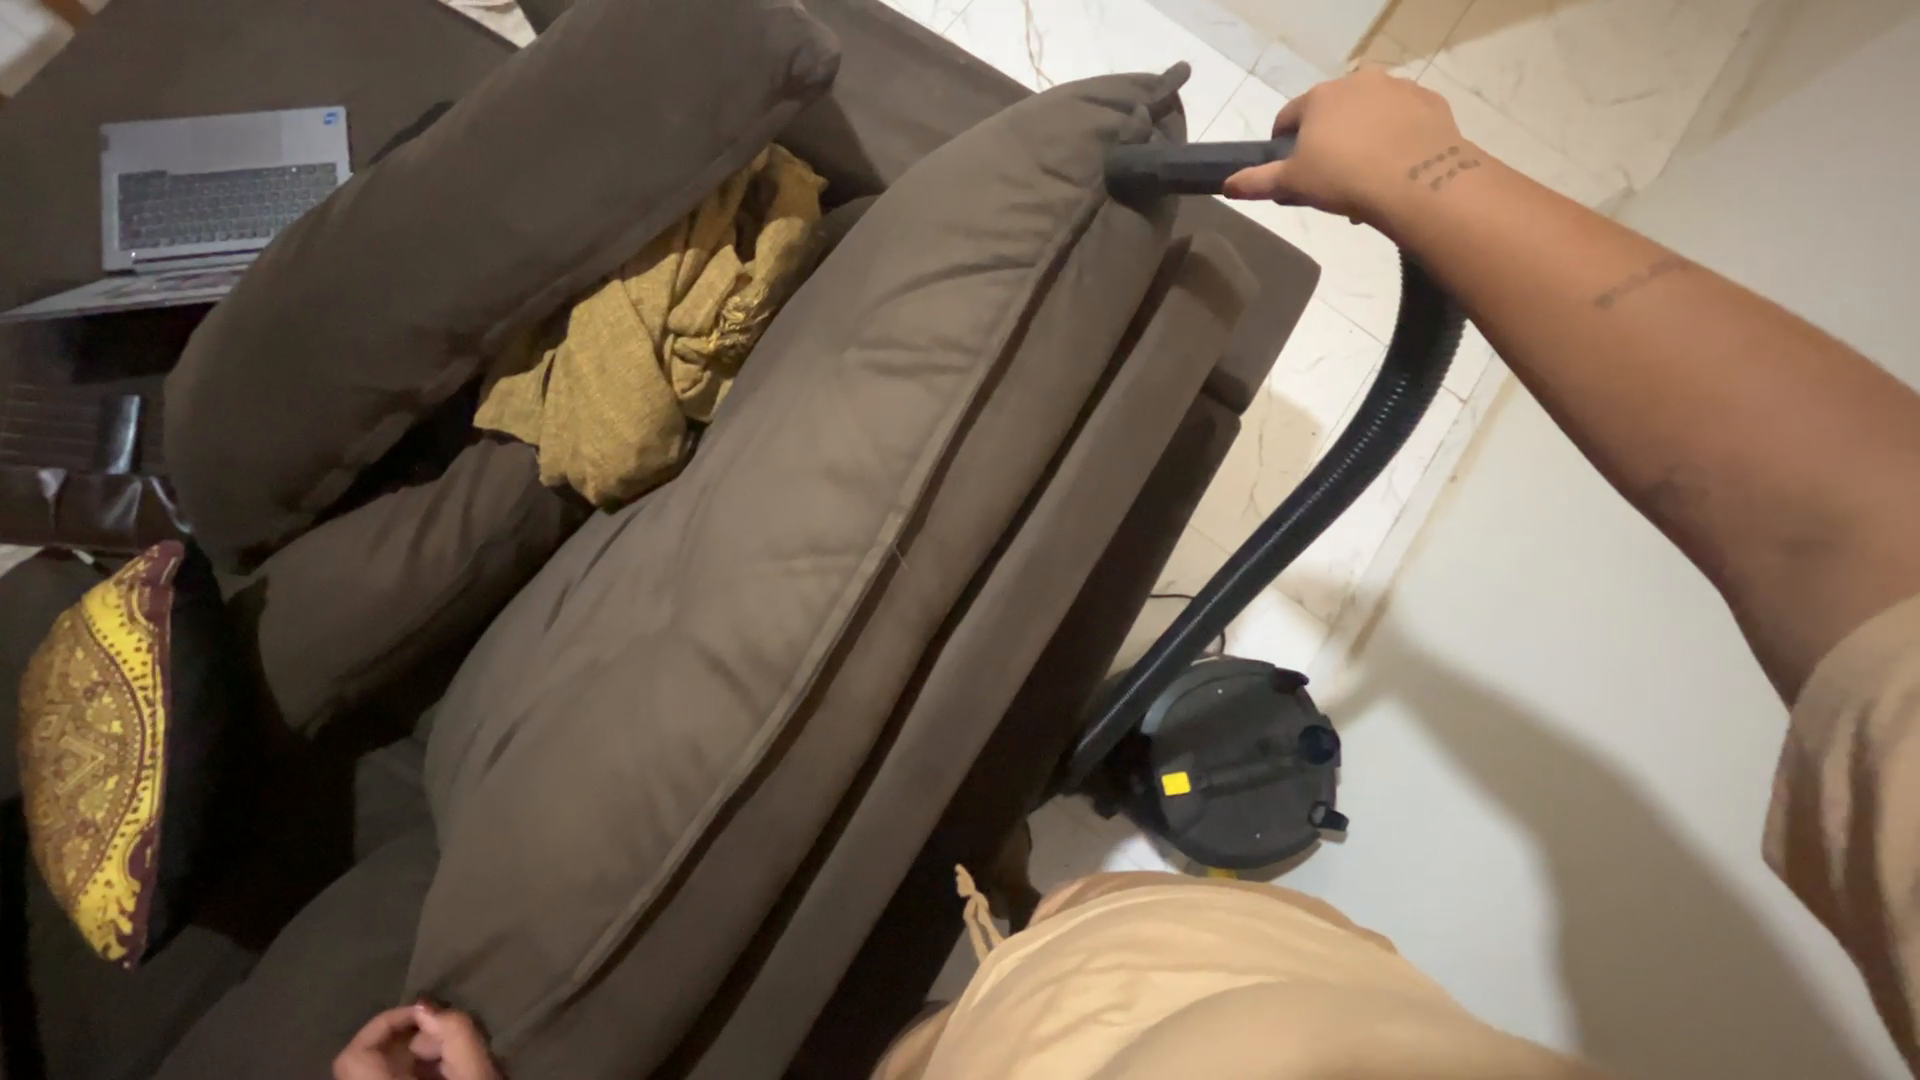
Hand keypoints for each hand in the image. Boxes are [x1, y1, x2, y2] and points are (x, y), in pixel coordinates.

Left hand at [334, 1002, 500, 1079]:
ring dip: (416, 1056)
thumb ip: (457, 1034)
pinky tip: (443, 1076)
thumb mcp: (478, 1077)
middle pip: (368, 1060)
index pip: (354, 1055)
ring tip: (450, 1062)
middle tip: (447, 1044)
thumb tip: (428, 1006)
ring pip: (380, 1072)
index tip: (427, 1013)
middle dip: (410, 1041)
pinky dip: (415, 1072)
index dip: (387, 1023)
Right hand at [1223, 69, 1472, 224]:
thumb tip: (1226, 185)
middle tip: (1327, 179)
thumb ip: (1256, 182)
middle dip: (1325, 140)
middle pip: (1330, 113)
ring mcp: (1398, 87)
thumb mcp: (1291, 184)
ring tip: (1362, 178)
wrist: (1415, 180)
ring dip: (1360, 138)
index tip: (1288, 170)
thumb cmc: (1342, 177)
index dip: (1283, 144)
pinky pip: (1401, 119)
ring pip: (1367, 114)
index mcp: (1319, 97)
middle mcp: (1358, 81)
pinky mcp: (1429, 101)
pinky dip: (1393, 137)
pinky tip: (1392, 167)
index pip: (1287, 117)